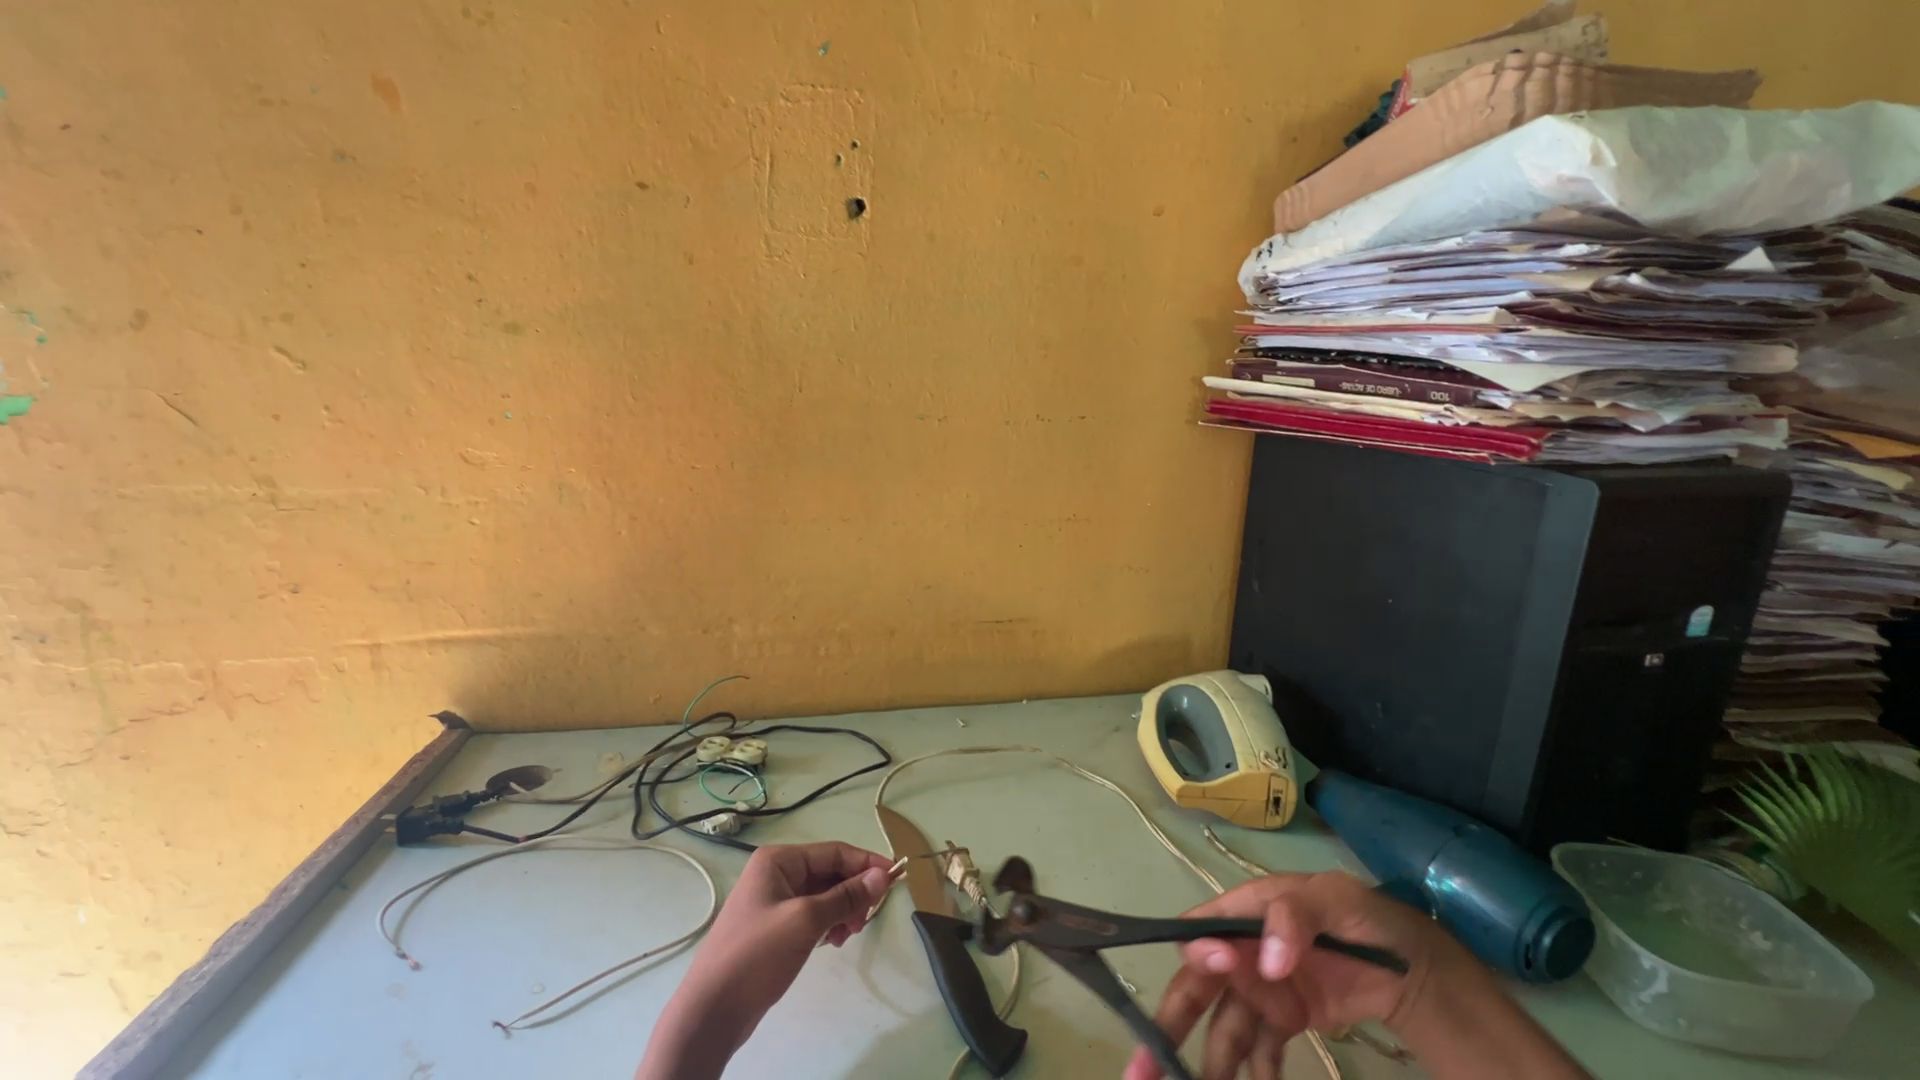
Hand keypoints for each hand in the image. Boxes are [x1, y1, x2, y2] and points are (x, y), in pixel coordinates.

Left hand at [637, 842, 893, 1079]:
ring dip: (843, 911)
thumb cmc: (758, 954)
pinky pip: (813, 914)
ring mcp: (774, 901)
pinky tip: (834, 942)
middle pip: (830, 872)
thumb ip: (846, 896)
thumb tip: (882, 875)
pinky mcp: (776, 927)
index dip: (866, 863)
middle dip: (853, 892)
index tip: (896, 879)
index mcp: (779, 860)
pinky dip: (829, 924)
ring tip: (849, 935)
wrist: (713, 1009)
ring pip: (824, 895)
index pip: (834, 851)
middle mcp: (776, 873)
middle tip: (867, 919)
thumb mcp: (806, 920)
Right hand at [1124, 871, 1470, 1079]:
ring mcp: (1263, 990)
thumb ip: (1294, 920)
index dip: (1198, 955)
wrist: (1414, 965)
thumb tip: (1267, 962)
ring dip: (1208, 1063)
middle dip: (1167, 1028)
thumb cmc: (1365, 917)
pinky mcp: (1284, 1020)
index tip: (1214, 971)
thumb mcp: (1332, 899)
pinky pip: (1259, 1049)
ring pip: (1222, 1028)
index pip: (1203, 933)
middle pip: (1197, 989)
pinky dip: (1254, 1072)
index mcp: (1245, 913)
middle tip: (1143, 1071)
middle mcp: (1243, 952)